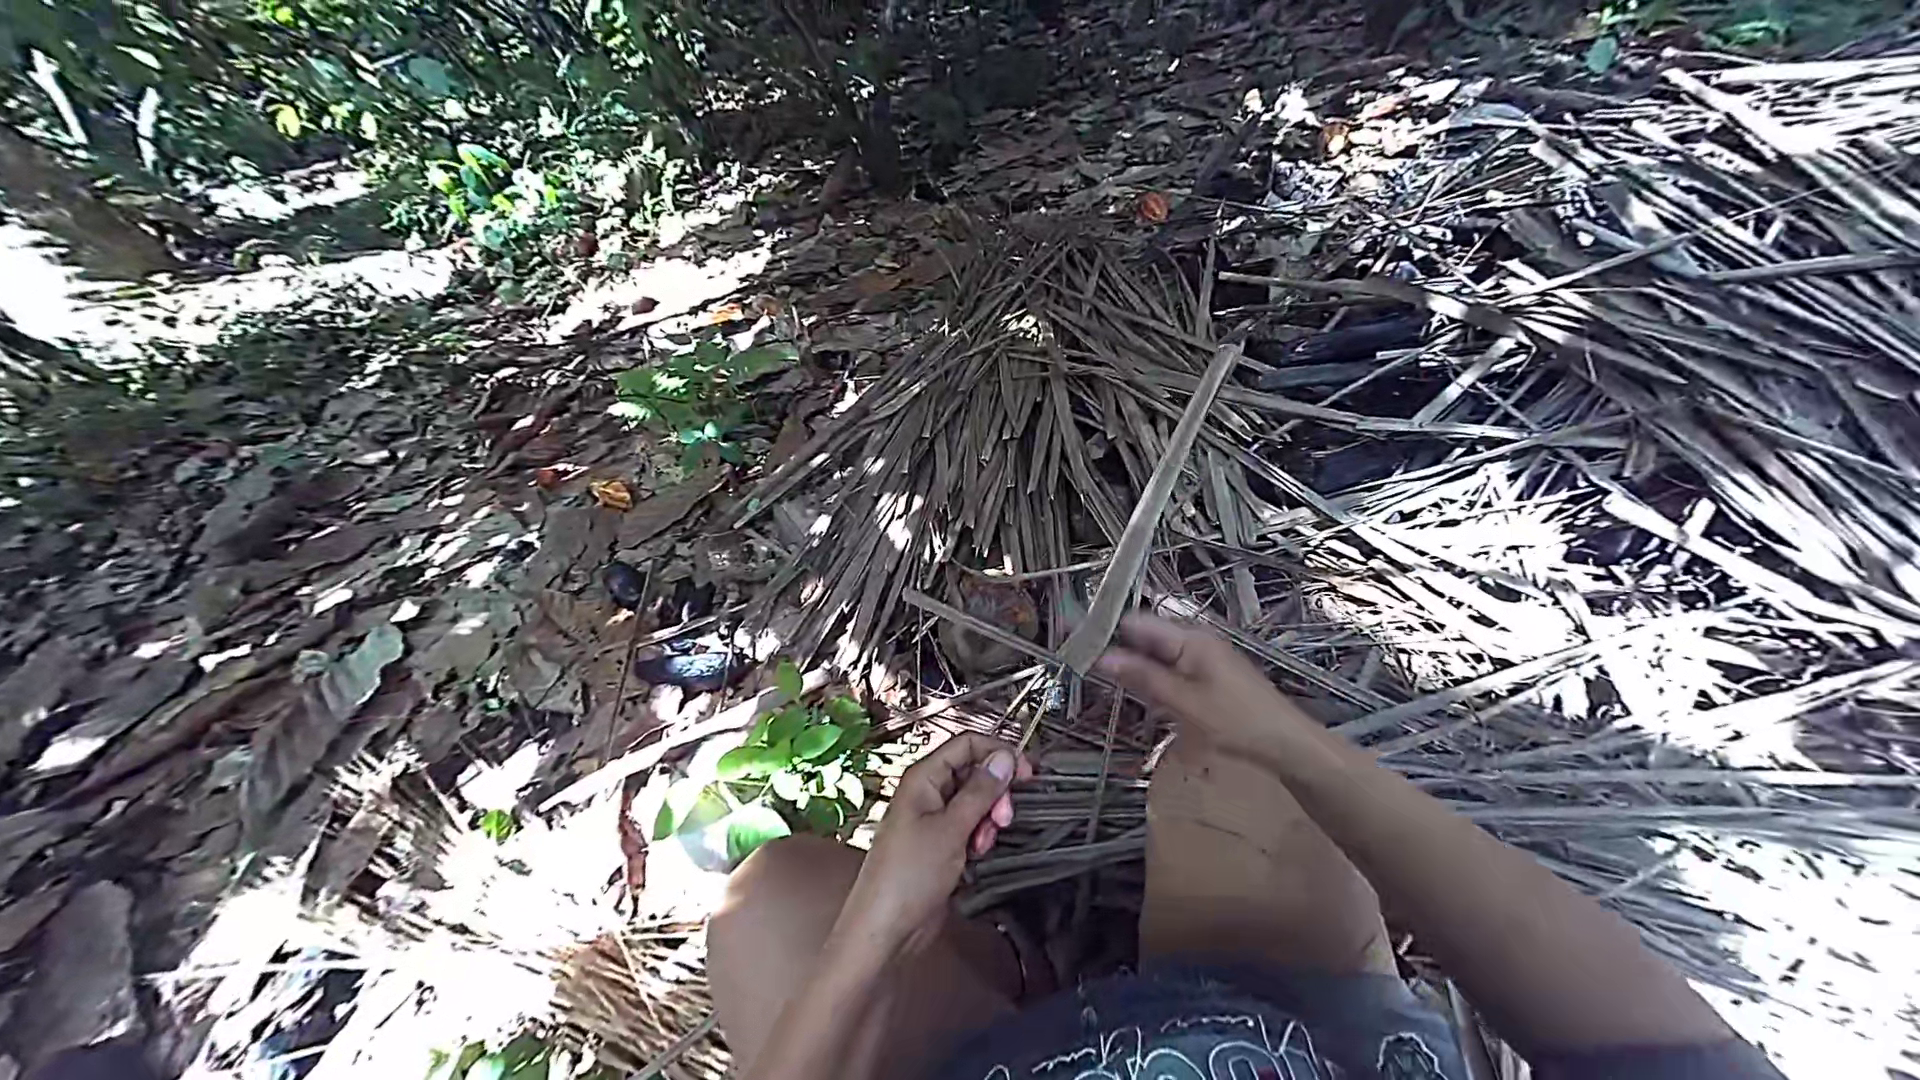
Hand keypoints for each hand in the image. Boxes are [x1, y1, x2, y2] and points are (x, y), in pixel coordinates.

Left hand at [833, 734, 1032, 958]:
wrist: (886, 930)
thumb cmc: (907, 876)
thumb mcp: (951, 829)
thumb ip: (981, 791)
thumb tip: (1004, 758)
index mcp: (923, 777)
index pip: (966, 744)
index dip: (997, 753)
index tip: (1023, 771)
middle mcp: (928, 791)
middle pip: (973, 772)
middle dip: (995, 792)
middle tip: (1005, 815)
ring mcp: (933, 817)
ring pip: (975, 800)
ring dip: (988, 817)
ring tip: (984, 841)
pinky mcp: (940, 841)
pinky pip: (969, 824)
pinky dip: (979, 834)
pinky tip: (977, 853)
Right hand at [1094, 612, 1312, 757]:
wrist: (1288, 745)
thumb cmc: (1238, 722)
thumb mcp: (1185, 702)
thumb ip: (1143, 677)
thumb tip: (1101, 656)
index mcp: (1189, 639)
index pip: (1136, 622)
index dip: (1104, 627)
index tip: (1073, 636)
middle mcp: (1194, 641)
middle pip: (1144, 636)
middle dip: (1113, 645)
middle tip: (1079, 658)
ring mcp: (1201, 659)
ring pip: (1154, 654)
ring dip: (1129, 663)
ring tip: (1095, 671)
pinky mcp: (1206, 677)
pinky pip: (1168, 668)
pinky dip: (1149, 677)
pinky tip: (1135, 691)